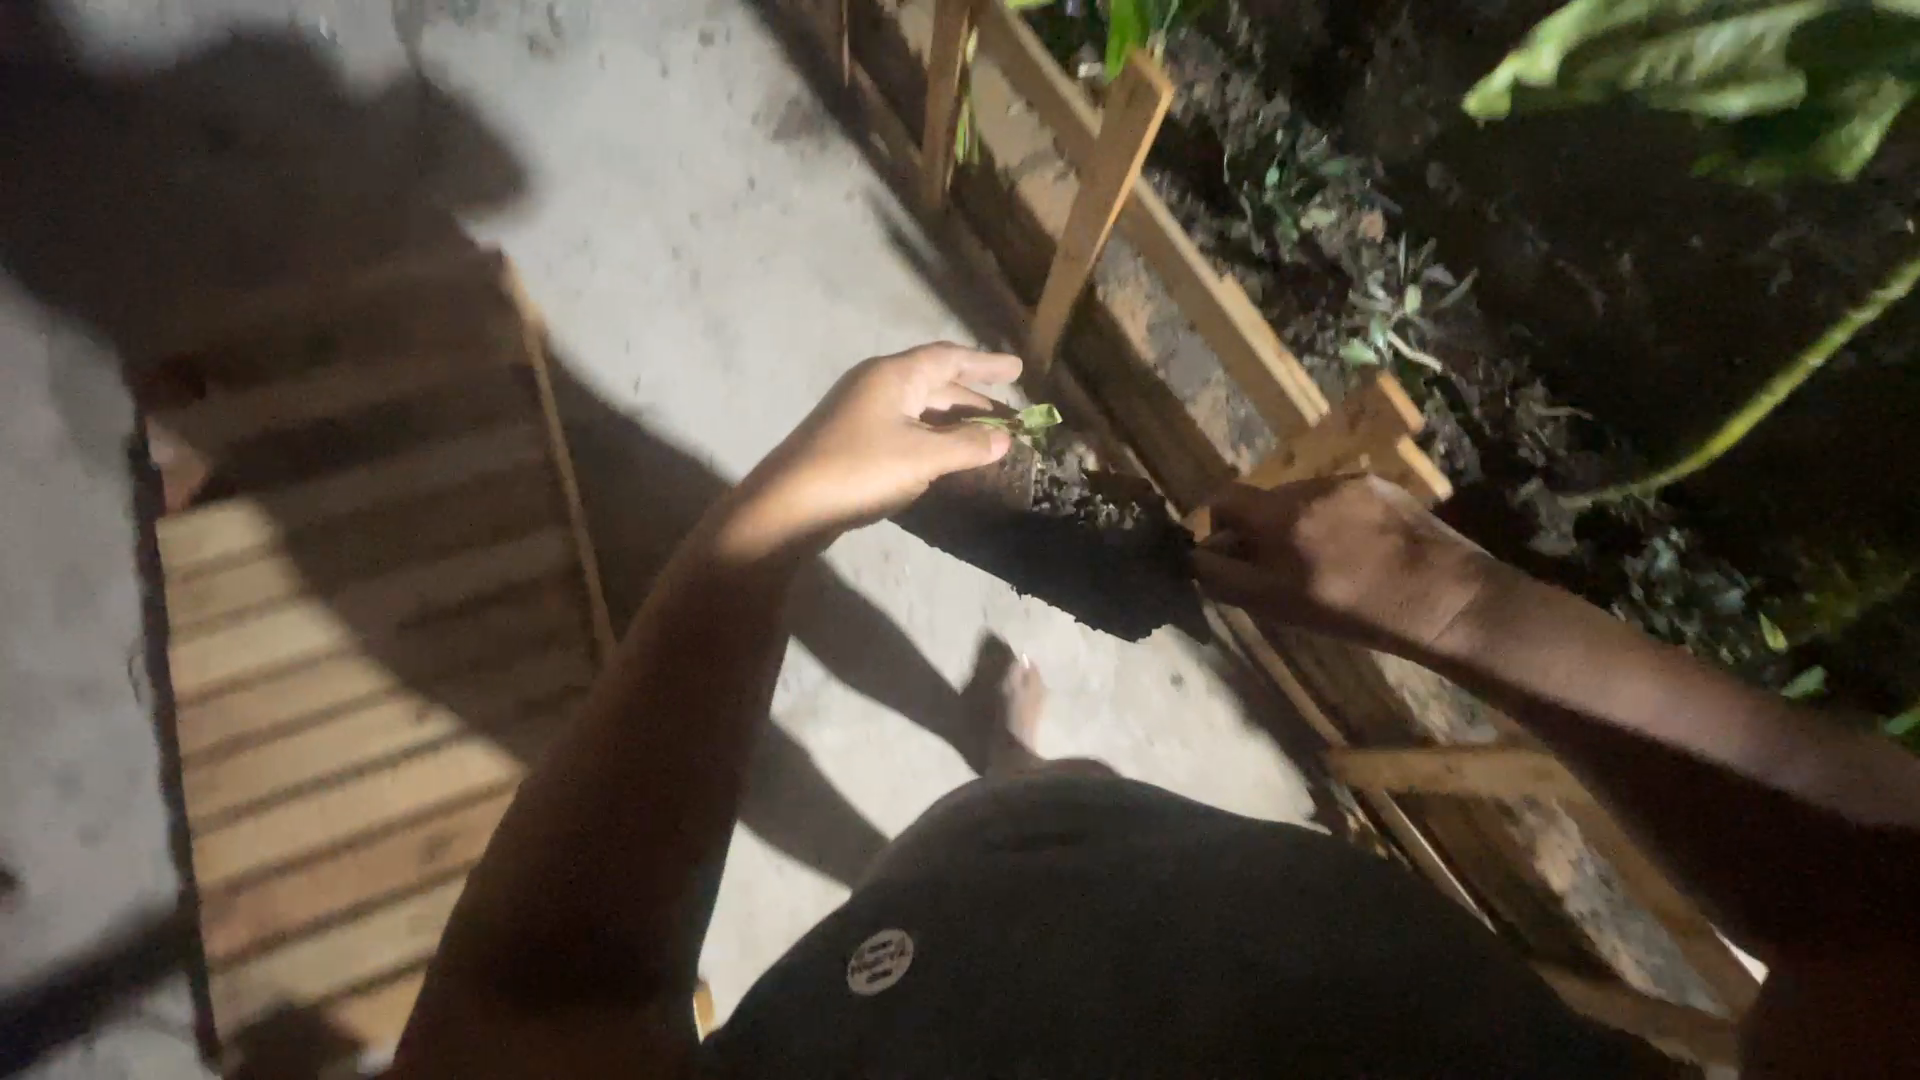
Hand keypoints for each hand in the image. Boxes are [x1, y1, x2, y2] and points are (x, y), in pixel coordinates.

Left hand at [719, 342, 1023, 558]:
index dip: (986, 364)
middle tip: (1013, 415)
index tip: (1017, 368)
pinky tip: (950, 457)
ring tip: (990, 438)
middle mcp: (878, 385)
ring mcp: (863, 413)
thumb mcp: (922, 458)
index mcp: (894, 375)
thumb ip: (967, 446)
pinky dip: (934, 439)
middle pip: (937, 384)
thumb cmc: (859, 470)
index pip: (949, 358)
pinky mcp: (855, 441)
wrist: (789, 505)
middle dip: (976, 401)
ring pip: (922, 410)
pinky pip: (907, 430)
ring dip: (956, 423)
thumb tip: (1005, 440)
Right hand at [1191, 475, 1492, 650]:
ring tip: (1327, 562)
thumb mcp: (1277, 604)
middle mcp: (1309, 488)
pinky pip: (1338, 499)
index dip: (1217, 526)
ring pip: (1300, 501)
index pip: (1223, 498)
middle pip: (1263, 502)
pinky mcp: (1382, 486)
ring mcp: (1349, 483)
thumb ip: (1225, 577)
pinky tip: (1360, 551)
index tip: (1231, 555)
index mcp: (1279, 515)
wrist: (1448, 600)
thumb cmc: (1354, 611)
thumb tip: (1196, 557)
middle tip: (1281, 569)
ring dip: (1297, 525)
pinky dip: (1334, 520)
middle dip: (1261, 530)